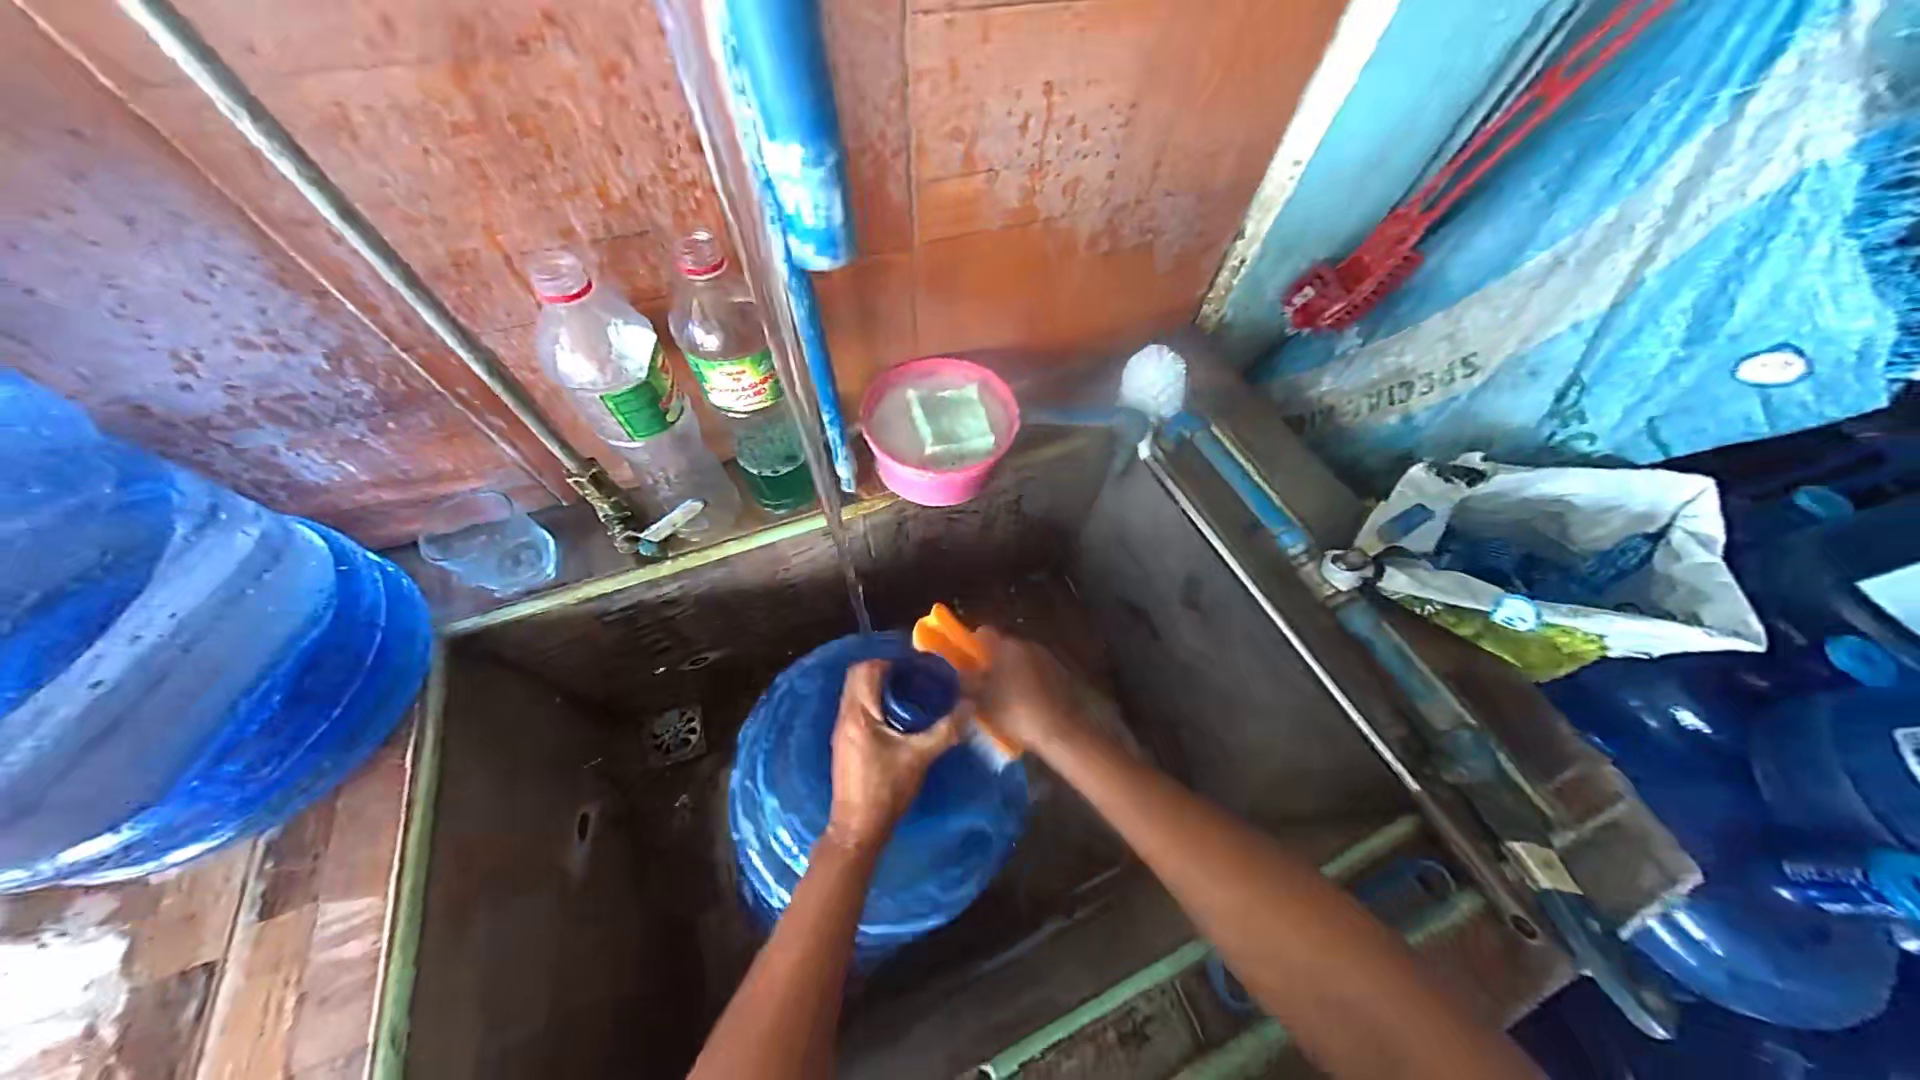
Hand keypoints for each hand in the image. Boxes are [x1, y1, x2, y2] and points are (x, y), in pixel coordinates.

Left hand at [825, 660, 964, 851]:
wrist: (858, 829)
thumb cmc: (886, 790)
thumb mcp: (920, 758)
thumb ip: (945, 730)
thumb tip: (969, 706)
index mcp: (858, 714)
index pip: (865, 670)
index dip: (889, 661)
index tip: (914, 666)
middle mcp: (844, 717)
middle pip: (857, 677)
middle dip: (883, 671)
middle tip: (913, 677)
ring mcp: (841, 731)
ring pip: (855, 694)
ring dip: (878, 688)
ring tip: (909, 693)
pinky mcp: (844, 744)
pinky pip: (857, 710)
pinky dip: (874, 704)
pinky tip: (897, 717)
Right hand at [972, 629, 1090, 756]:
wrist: (1062, 730)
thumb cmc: (1016, 712)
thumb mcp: (981, 701)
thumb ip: (967, 681)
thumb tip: (961, 670)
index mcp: (1006, 646)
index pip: (983, 632)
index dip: (972, 645)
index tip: (967, 664)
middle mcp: (1027, 644)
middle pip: (1003, 646)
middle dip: (992, 662)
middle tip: (983, 685)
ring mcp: (1047, 657)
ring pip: (1021, 659)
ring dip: (1012, 672)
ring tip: (1005, 697)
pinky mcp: (1062, 672)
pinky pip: (1037, 671)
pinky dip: (1029, 681)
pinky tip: (1028, 703)